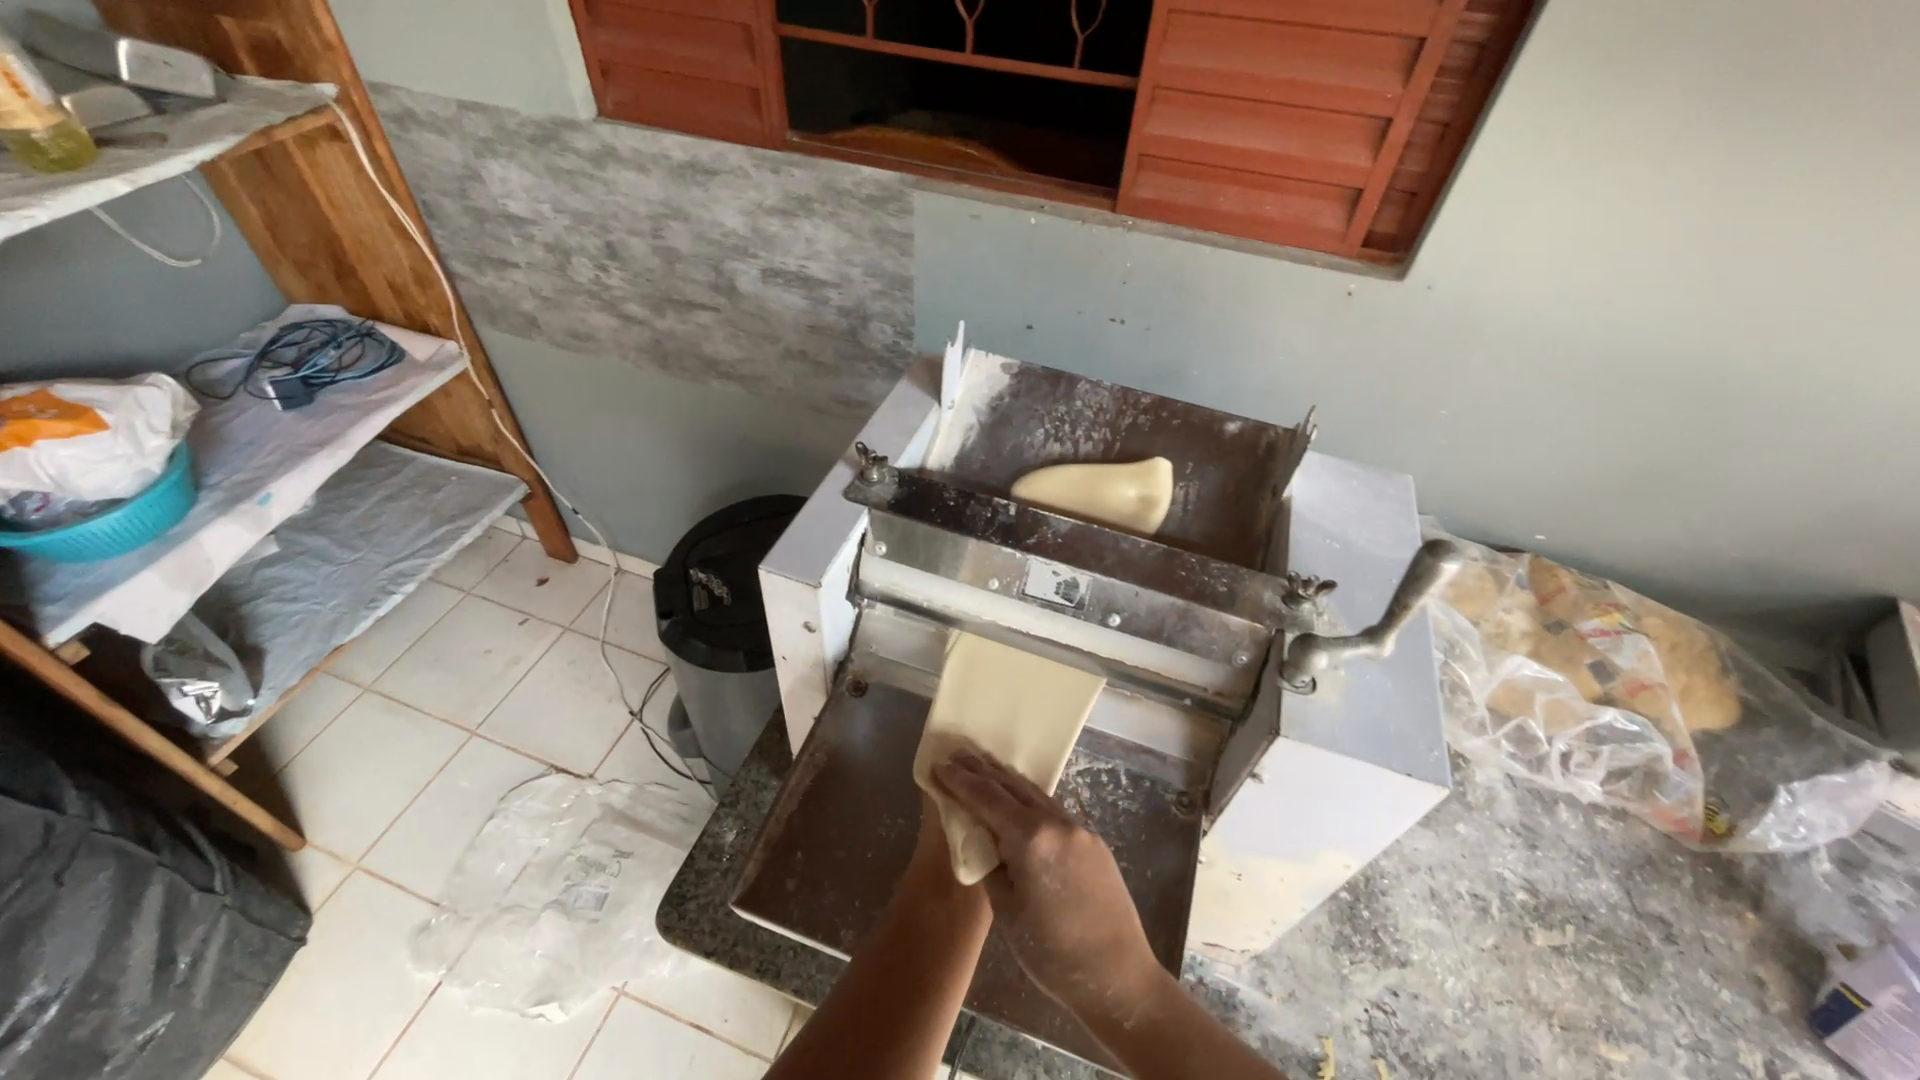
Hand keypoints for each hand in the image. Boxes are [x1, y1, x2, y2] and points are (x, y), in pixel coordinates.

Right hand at [930, 752, 1162, 1018]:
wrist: (1118, 976)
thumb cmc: (1053, 953)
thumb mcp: (1007, 911)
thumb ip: (992, 865)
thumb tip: (985, 840)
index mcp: (1031, 839)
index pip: (987, 799)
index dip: (959, 782)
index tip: (938, 766)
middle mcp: (1056, 823)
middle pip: (1011, 787)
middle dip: (981, 770)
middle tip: (957, 753)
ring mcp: (1079, 829)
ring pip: (1035, 794)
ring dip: (1006, 779)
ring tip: (983, 765)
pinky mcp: (1093, 841)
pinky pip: (1052, 809)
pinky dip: (1029, 798)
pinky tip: (1018, 798)